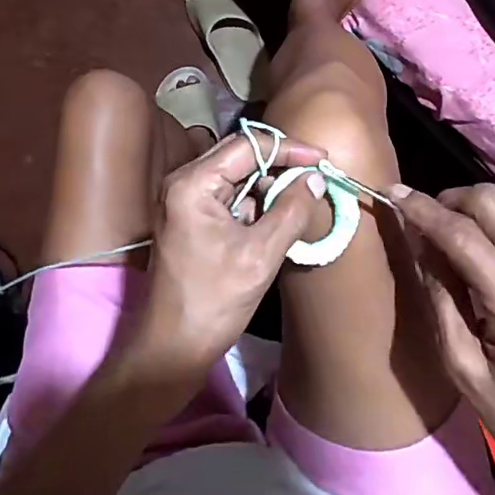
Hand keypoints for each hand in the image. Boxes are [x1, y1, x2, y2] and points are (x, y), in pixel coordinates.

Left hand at [135, 132, 325, 374]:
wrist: (172, 348)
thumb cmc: (213, 302)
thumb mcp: (261, 255)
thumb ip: (291, 210)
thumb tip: (316, 179)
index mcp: (193, 183)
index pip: (248, 146)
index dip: (289, 148)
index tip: (322, 158)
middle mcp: (184, 181)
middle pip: (240, 153)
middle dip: (280, 162)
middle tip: (316, 172)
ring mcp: (184, 198)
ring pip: (236, 173)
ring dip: (269, 181)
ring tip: (303, 193)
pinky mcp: (190, 215)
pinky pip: (229, 193)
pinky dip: (255, 199)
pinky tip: (279, 211)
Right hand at [391, 183, 494, 494]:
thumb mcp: (458, 363)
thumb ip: (437, 293)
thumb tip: (415, 233)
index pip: (468, 240)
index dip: (426, 212)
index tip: (394, 194)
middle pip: (493, 204)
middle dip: (449, 200)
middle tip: (422, 221)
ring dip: (468, 213)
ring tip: (445, 240)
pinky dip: (489, 230)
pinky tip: (478, 259)